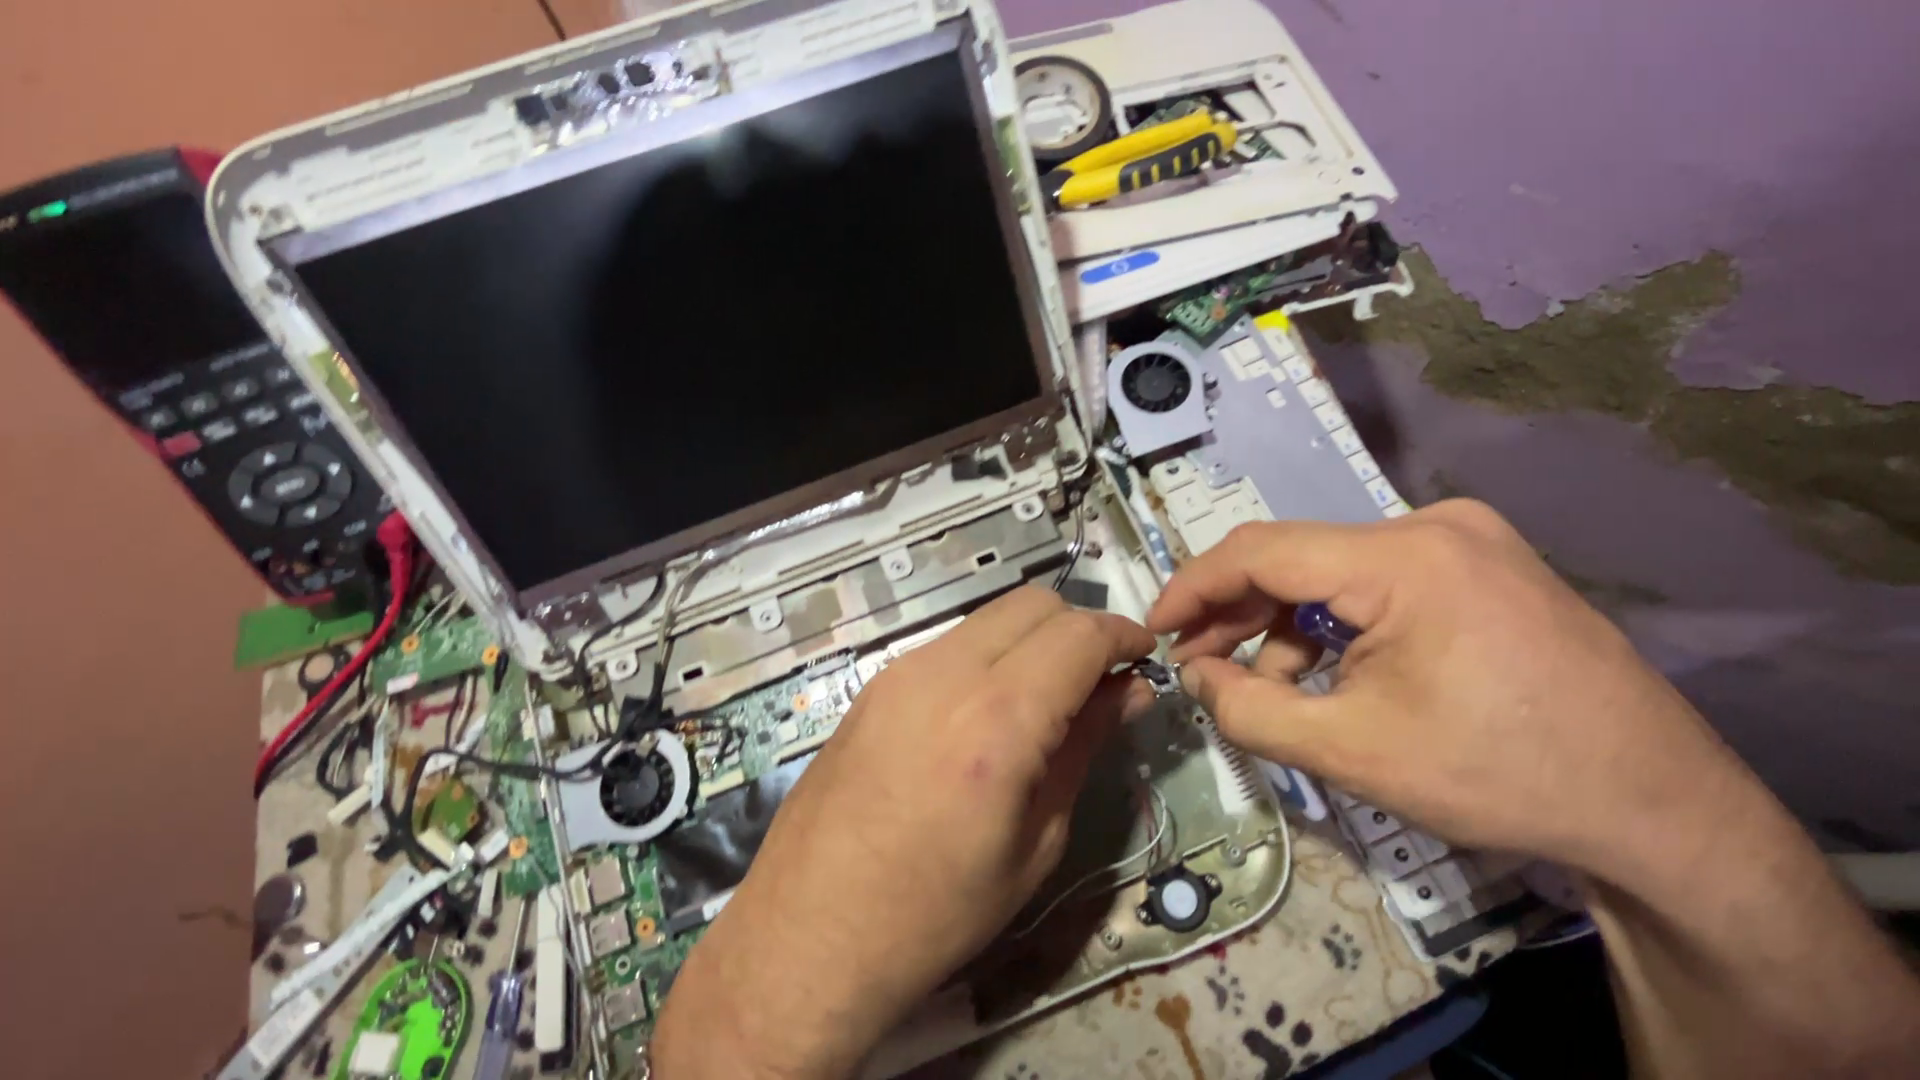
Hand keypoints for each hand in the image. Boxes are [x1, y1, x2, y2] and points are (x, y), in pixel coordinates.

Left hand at [653, 586, 1154, 1078]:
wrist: (810, 935)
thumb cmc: (937, 914)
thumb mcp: (1035, 842)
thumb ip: (1084, 748)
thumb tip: (1128, 691)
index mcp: (996, 721)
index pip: (1079, 635)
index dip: (1123, 636)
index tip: (1146, 657)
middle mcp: (944, 675)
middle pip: (1033, 604)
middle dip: (1080, 629)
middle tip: (1100, 683)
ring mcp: (899, 673)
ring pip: (989, 617)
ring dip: (1032, 640)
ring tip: (1048, 699)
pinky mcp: (872, 685)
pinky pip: (949, 644)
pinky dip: (989, 655)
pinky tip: (991, 711)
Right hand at [1145, 500, 1757, 884]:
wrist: (1660, 809)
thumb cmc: (1498, 775)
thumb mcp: (1350, 751)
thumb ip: (1248, 710)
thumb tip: (1196, 676)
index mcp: (1403, 557)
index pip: (1261, 550)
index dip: (1193, 586)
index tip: (1152, 628)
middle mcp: (1434, 527)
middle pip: (1298, 558)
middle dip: (1238, 615)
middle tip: (1197, 666)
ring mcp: (1469, 543)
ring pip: (1337, 574)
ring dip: (1289, 629)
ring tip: (1271, 693)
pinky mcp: (1487, 569)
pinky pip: (1381, 585)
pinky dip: (1340, 628)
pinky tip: (1332, 679)